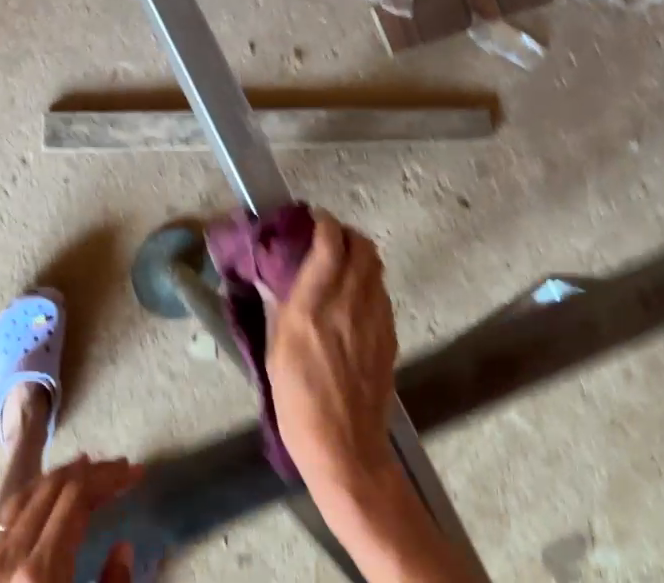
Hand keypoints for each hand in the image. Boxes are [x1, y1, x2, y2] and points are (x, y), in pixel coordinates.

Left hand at [0, 456, 142, 582]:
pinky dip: (34, 495)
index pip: (77, 498)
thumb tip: (121, 548)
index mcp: (42, 568)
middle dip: (90, 472)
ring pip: (25, 496)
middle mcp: (11, 554)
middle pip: (52, 489)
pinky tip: (47, 498)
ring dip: (59, 477)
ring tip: (88, 469)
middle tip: (122, 468)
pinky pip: (7, 517)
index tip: (137, 473)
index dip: (109, 478)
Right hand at [265, 211, 398, 503]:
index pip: (329, 243)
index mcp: (314, 304)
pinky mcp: (389, 335)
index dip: (324, 222)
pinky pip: (381, 293)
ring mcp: (375, 317)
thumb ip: (279, 307)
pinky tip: (352, 300)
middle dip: (346, 233)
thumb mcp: (275, 352)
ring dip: (359, 256)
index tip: (313, 219)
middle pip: (362, 246)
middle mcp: (349, 302)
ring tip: (340, 266)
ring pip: (376, 267)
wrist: (345, 445)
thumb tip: (274, 278)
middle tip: (328, 239)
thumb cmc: (298, 402)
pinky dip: (368, 283)